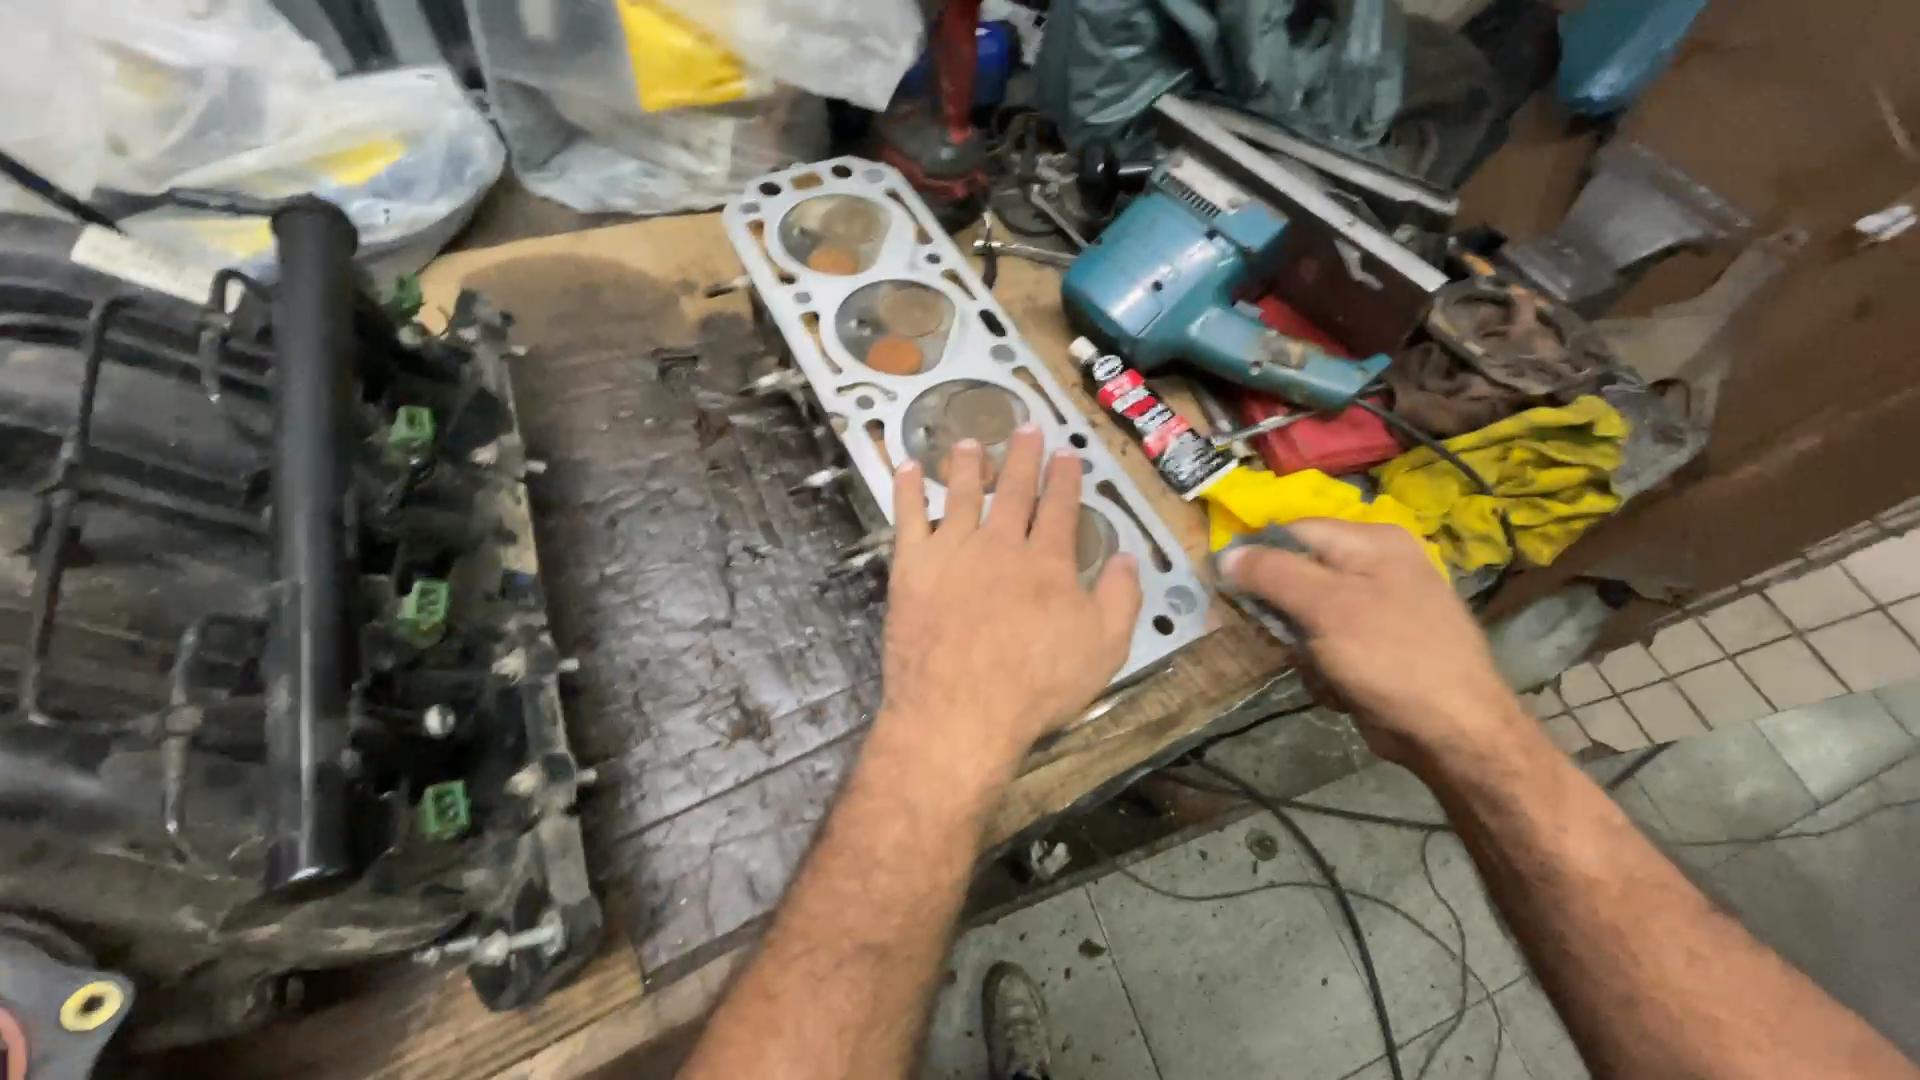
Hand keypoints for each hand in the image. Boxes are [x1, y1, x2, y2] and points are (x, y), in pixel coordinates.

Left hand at [878, 426, 1141, 777]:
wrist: (961, 711)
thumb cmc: (1037, 687)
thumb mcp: (1103, 649)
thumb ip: (1119, 598)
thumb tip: (1127, 557)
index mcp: (1047, 562)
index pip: (1060, 508)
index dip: (1065, 479)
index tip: (1068, 454)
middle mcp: (1000, 544)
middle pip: (1014, 491)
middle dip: (1022, 457)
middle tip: (1025, 428)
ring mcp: (952, 551)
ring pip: (963, 494)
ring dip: (969, 464)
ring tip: (970, 442)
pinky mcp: (911, 567)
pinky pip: (908, 517)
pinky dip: (908, 489)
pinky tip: (908, 467)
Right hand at [1219, 519, 1528, 770]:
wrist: (1455, 732)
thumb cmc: (1391, 657)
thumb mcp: (1326, 607)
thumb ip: (1272, 573)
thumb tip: (1225, 553)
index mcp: (1371, 541)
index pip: (1291, 532)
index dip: (1256, 557)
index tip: (1229, 591)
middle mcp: (1376, 565)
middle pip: (1297, 572)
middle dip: (1280, 611)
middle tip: (1279, 638)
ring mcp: (1377, 607)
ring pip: (1305, 614)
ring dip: (1299, 645)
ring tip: (1315, 667)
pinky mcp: (1374, 644)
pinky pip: (1324, 643)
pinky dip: (1319, 664)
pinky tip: (1334, 683)